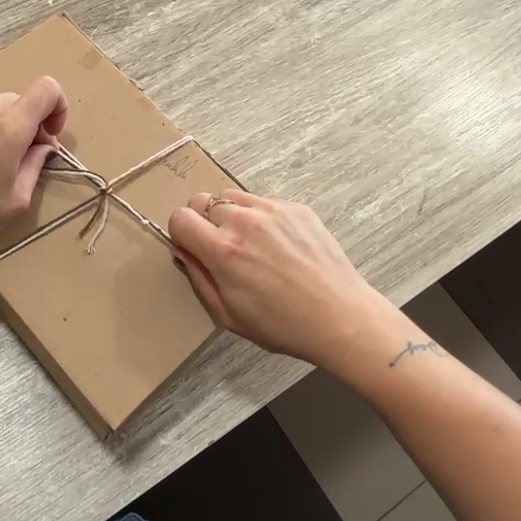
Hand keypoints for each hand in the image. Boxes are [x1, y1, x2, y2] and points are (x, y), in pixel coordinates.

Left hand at [0, 76, 68, 258]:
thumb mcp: (17, 198)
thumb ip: (36, 165)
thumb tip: (43, 147)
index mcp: (11, 126)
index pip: (48, 88)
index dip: (59, 108)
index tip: (51, 138)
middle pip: (25, 98)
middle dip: (36, 122)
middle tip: (29, 156)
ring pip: (2, 106)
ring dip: (13, 126)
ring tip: (4, 161)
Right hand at [168, 190, 400, 371]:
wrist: (339, 317)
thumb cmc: (283, 325)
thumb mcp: (228, 314)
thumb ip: (198, 277)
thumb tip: (183, 250)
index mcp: (223, 251)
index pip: (180, 217)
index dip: (181, 233)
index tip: (193, 247)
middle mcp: (244, 222)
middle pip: (202, 200)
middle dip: (203, 221)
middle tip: (219, 245)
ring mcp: (272, 210)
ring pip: (230, 196)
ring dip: (230, 214)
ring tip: (248, 242)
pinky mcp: (295, 208)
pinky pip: (262, 200)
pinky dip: (259, 216)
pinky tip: (275, 243)